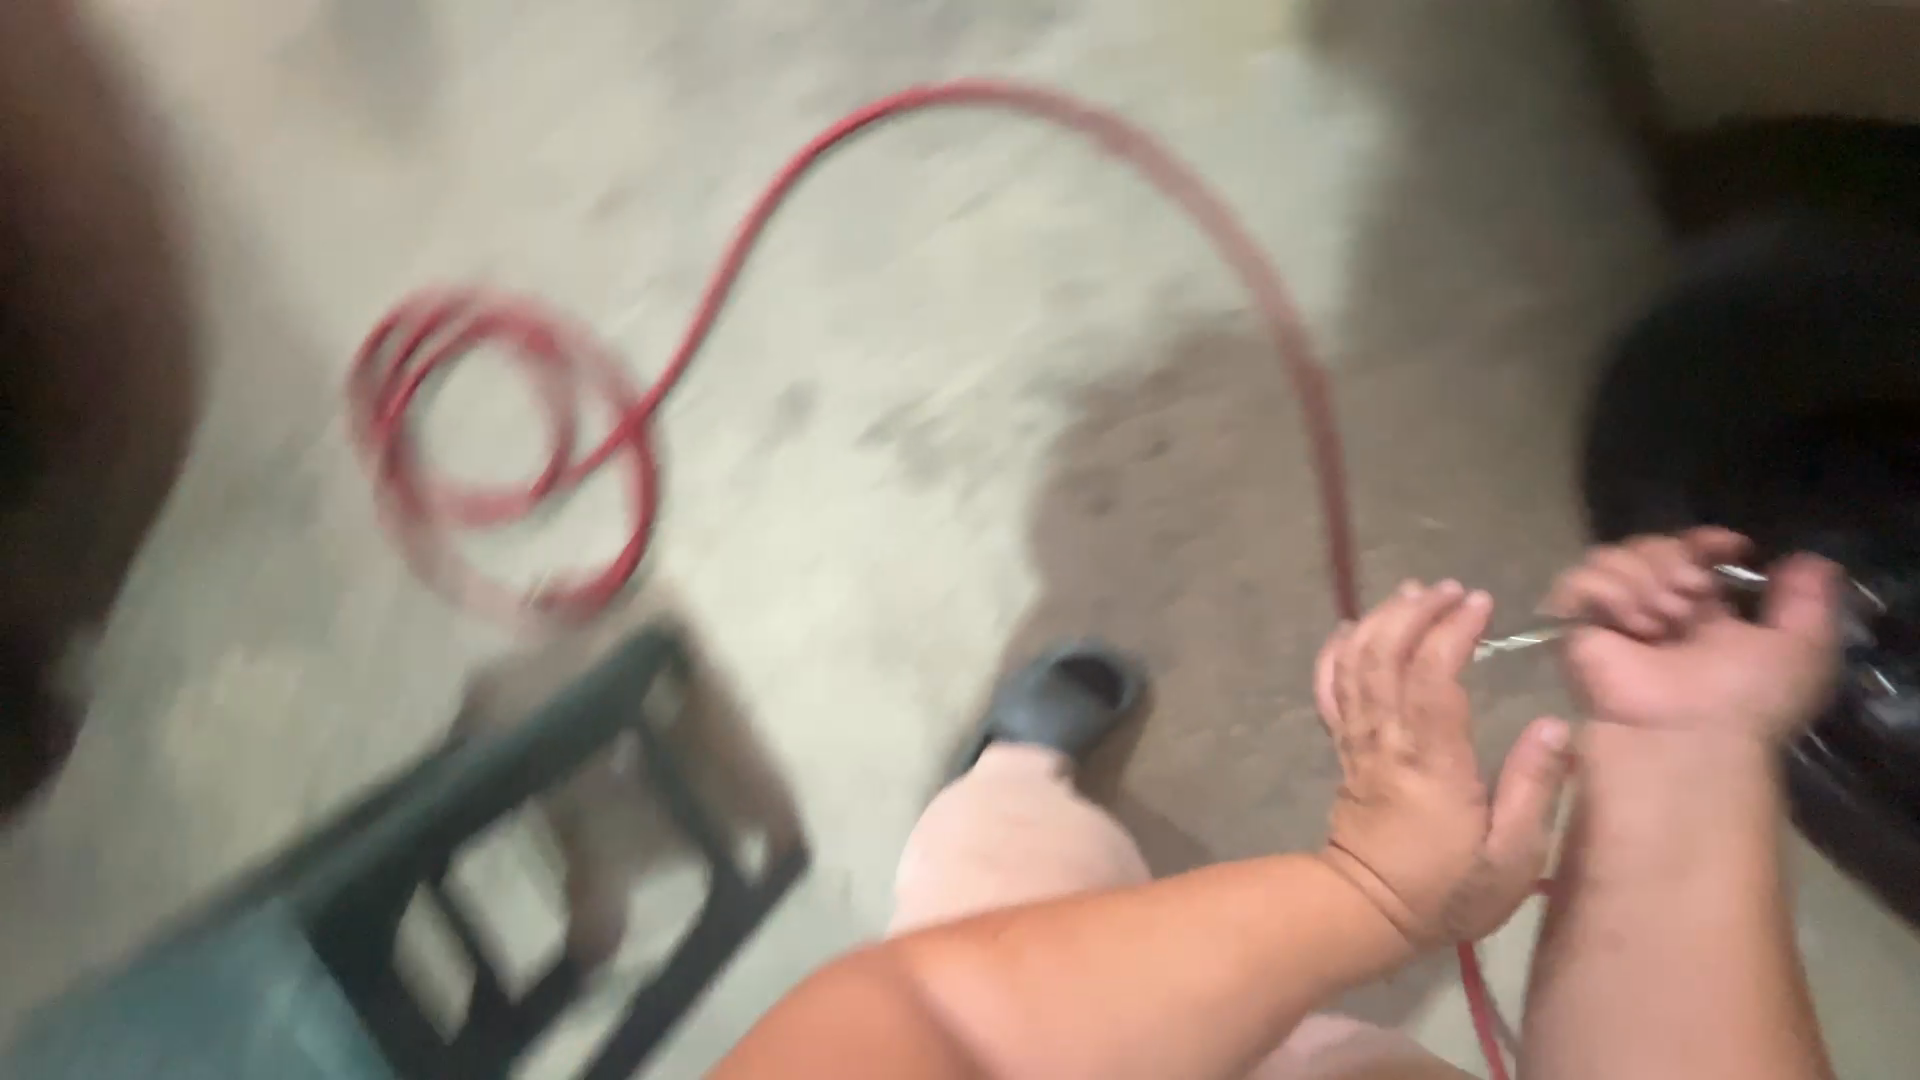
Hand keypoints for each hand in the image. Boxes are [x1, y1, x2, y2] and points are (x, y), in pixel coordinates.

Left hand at [1315, 580, 1571, 944]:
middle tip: (1447, 589)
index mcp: (1431, 760)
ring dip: (1379, 622)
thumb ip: (1533, 786)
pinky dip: (1335, 653)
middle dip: (1413, 612)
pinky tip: (1351, 629)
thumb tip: (1554, 725)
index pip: (1432, 676)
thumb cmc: (1448, 888)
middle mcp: (1385, 737)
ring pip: (1354, 664)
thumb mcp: (1515, 854)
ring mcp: (1356, 738)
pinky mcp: (1341, 746)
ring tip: (1409, 594)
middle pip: (1384, 656)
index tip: (1478, 603)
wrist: (1369, 905)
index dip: (1451, 631)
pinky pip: (1328, 689)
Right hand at [1544, 528, 1841, 744]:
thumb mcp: (1800, 648)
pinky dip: (1608, 593)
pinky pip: (1577, 580)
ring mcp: (1606, 612)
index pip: (1688, 550)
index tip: (1730, 547)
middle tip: (1692, 596)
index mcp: (1700, 607)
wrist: (1685, 725)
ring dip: (1643, 581)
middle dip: (1673, 561)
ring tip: (1661, 621)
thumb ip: (1807, 601)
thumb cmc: (1745, 694)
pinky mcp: (1570, 621)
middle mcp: (1650, 604)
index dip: (1704, 541)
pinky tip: (1631, 622)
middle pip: (1646, 545)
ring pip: (1609, 556)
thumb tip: (1806, 558)